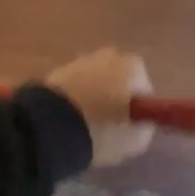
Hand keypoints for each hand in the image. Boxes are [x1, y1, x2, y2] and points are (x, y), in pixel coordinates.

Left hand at [47, 49, 154, 167]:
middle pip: (119, 83)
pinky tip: (69, 121)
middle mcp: (109, 56)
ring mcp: (80, 61)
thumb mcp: (136, 139)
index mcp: (133, 66)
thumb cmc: (102, 130)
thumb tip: (139, 123)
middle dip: (115, 101)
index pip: (144, 91)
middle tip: (108, 128)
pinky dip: (74, 101)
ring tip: (86, 127)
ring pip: (95, 84)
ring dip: (93, 100)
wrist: (50, 125)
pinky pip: (75, 88)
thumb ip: (144, 126)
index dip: (138, 112)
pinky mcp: (56, 71)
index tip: (128, 129)